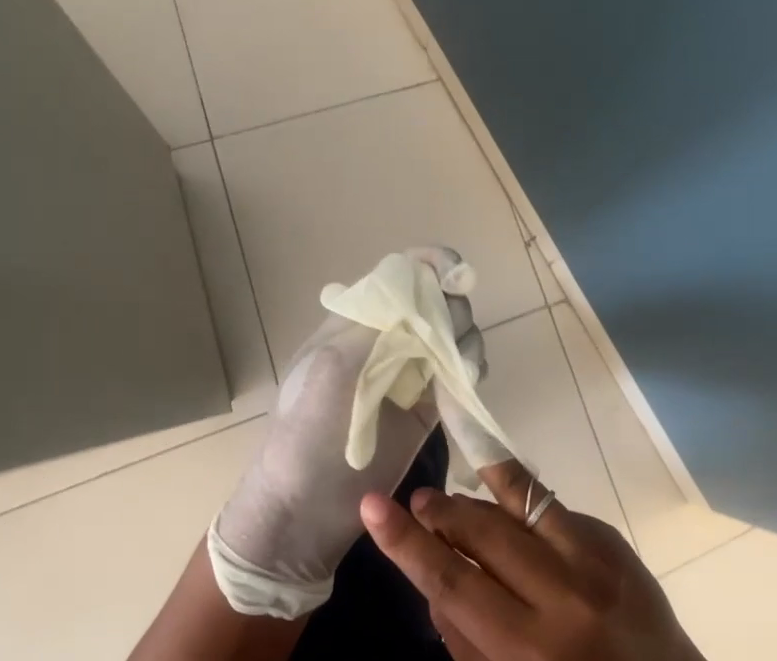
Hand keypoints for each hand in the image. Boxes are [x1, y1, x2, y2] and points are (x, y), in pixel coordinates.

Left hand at [209, 247, 492, 618]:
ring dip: (467, 341)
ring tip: (462, 370)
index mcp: (358, 317)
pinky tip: (468, 384)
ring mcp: (410, 370)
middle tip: (451, 341)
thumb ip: (380, 323)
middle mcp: (388, 336)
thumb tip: (427, 287)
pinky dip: (472, 370)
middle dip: (454, 309)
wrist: (303, 512)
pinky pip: (462, 372)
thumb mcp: (334, 367)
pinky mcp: (429, 404)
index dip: (436, 264)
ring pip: (457, 333)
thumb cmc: (307, 433)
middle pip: (439, 298)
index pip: (405, 271)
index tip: (458, 278)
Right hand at [361, 460, 706, 660]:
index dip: (406, 542)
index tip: (373, 505)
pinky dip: (526, 507)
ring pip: (523, 500)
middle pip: (484, 530)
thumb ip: (465, 641)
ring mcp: (595, 559)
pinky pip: (556, 510)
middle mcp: (562, 594)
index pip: (451, 580)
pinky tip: (511, 514)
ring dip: (480, 490)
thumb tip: (435, 578)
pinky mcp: (616, 540)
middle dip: (442, 510)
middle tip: (418, 501)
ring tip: (452, 494)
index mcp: (528, 647)